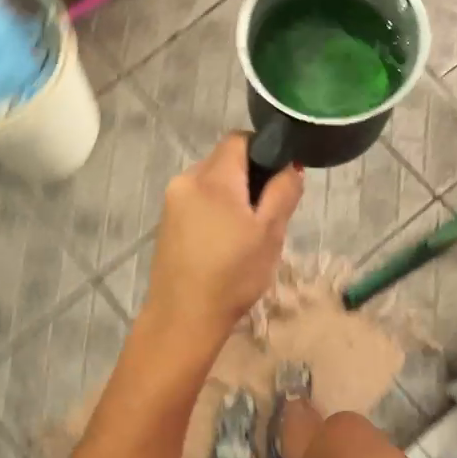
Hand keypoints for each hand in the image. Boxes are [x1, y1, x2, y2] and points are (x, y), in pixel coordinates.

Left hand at [143, 133, 302, 340]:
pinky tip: (224, 244)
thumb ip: (283, 192)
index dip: (264, 150)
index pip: (239, 139)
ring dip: (232, 196)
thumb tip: (290, 165)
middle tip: (269, 213)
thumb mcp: (270, 233)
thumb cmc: (233, 275)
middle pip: (224, 160)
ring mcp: (172, 202)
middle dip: (249, 177)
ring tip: (247, 233)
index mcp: (213, 177)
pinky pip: (197, 202)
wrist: (183, 317)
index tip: (280, 178)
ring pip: (211, 183)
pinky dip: (215, 211)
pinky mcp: (166, 223)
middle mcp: (187, 180)